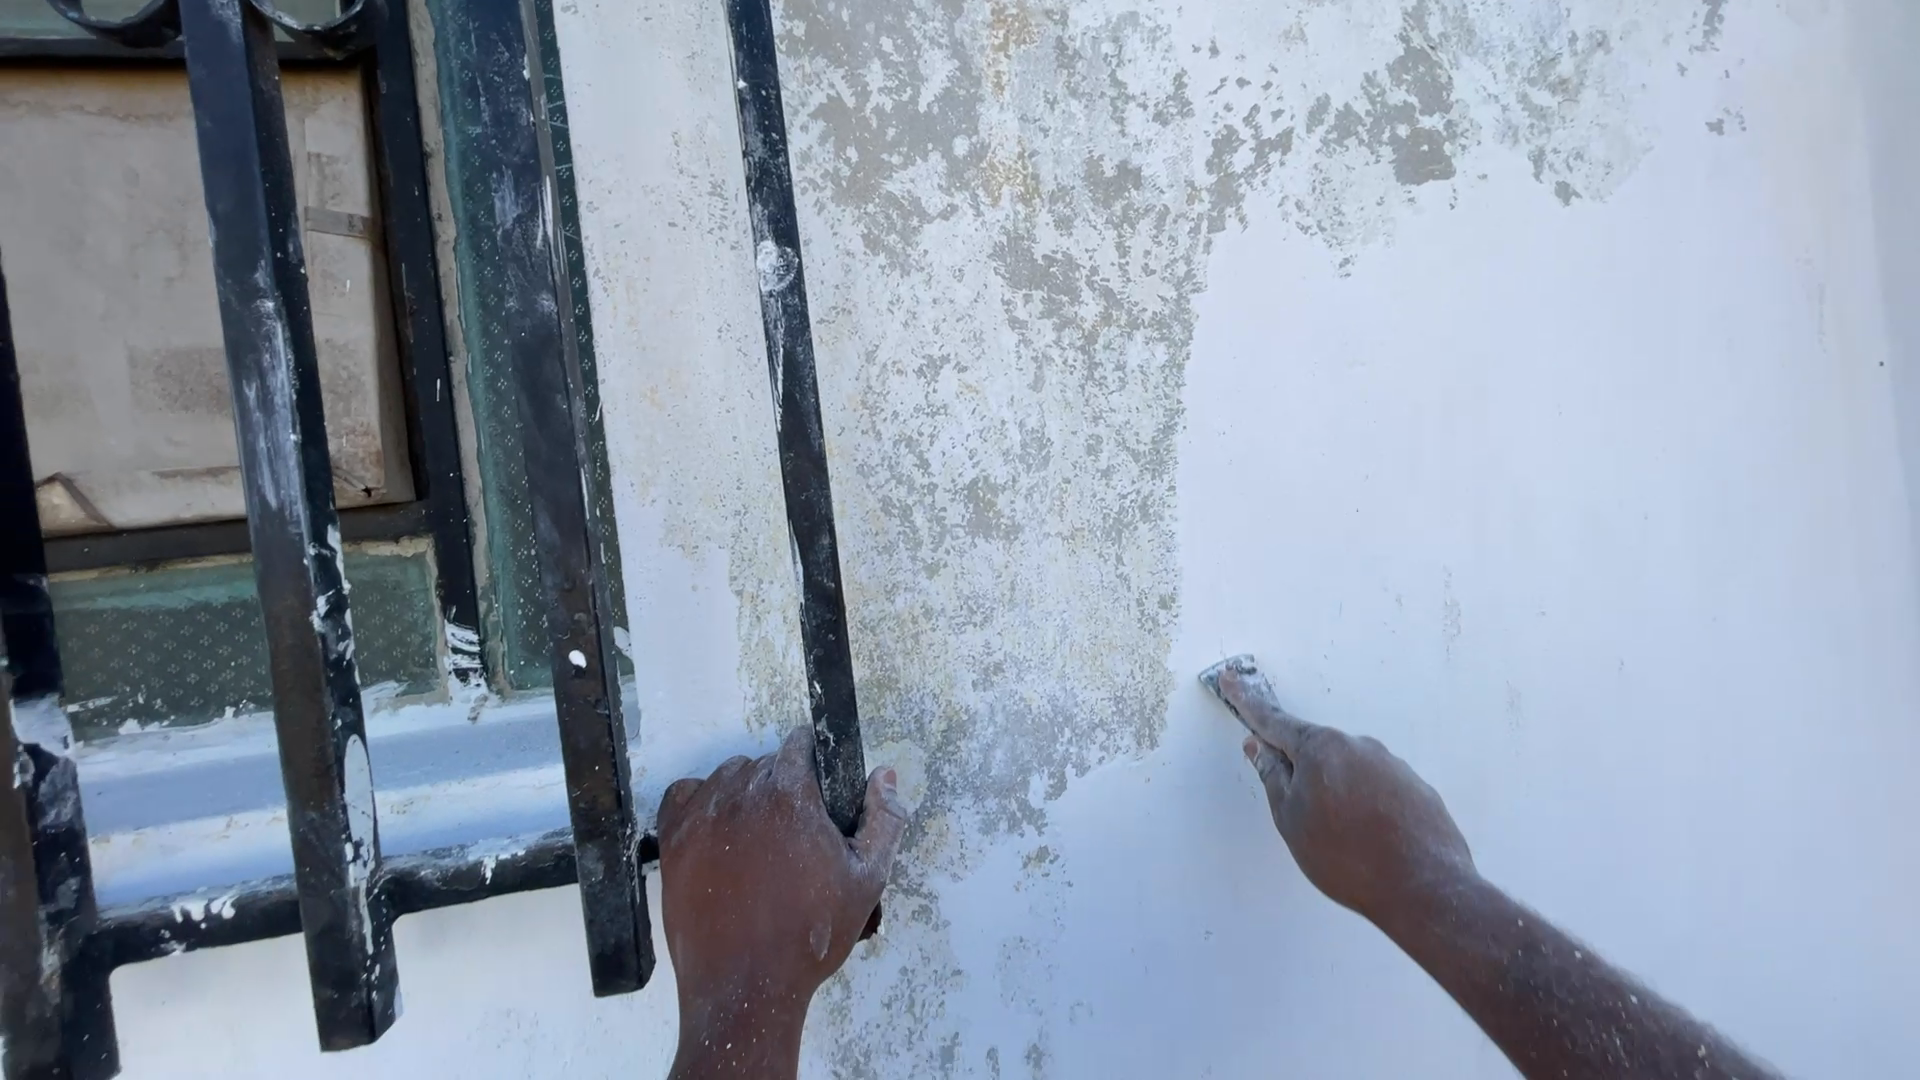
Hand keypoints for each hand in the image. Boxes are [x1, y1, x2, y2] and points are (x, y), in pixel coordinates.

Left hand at [658, 725, 906, 1076]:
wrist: (747, 989)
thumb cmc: (812, 933)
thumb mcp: (867, 878)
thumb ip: (883, 819)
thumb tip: (885, 776)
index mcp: (790, 793)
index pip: (798, 744)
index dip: (812, 755)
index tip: (818, 777)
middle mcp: (742, 793)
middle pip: (765, 763)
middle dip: (783, 781)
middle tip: (795, 823)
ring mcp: (702, 816)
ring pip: (727, 776)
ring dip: (745, 789)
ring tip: (759, 830)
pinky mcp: (673, 841)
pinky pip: (683, 794)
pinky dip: (700, 801)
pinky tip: (717, 830)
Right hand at [1213, 660, 1474, 928]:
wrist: (1427, 891)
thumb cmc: (1345, 855)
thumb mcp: (1291, 818)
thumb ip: (1272, 776)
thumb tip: (1259, 746)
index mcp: (1321, 747)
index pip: (1273, 720)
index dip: (1247, 702)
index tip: (1229, 678)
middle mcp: (1358, 746)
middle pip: (1315, 749)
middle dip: (1300, 770)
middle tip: (1300, 814)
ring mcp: (1393, 766)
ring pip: (1348, 771)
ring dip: (1337, 793)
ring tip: (1343, 840)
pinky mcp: (1418, 790)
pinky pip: (1378, 789)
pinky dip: (1366, 806)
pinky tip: (1372, 841)